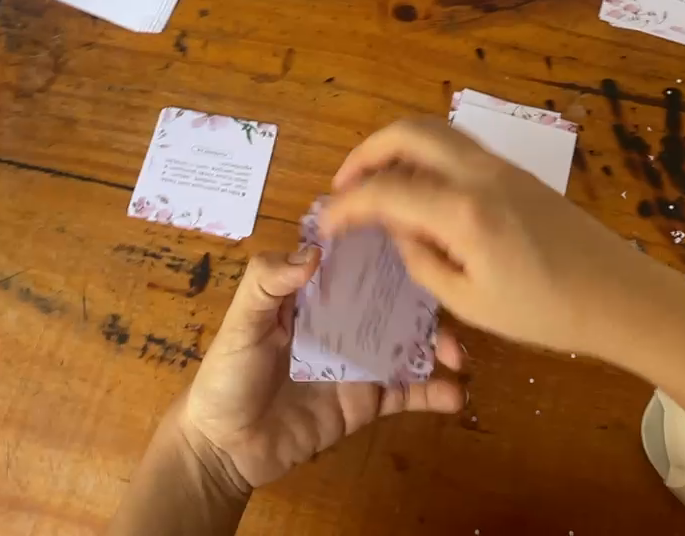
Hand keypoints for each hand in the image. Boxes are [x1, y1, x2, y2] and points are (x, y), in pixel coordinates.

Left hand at [181, 247, 466, 492]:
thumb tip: (315, 252)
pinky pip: (405, 392)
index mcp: (318, 293)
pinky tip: (454, 394)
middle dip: (427, 298)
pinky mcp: (366, 399)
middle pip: (395, 299)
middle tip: (453, 304)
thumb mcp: (241, 321)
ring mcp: (360, 359)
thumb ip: (268, 281)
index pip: (358, 261)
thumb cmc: (228, 374)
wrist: (225, 449)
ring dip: (438, 344)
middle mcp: (345, 319)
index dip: (388, 247)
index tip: (422, 236)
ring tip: (458, 356)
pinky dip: (432, 392)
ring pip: (409, 341)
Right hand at [321, 118, 684, 365]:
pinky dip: (424, 152)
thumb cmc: (547, 313)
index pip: (385, 192)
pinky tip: (418, 187)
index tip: (325, 222)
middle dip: (366, 151)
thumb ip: (423, 260)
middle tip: (345, 184)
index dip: (346, 205)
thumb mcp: (472, 302)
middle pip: (408, 131)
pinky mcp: (514, 169)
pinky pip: (456, 144)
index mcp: (463, 211)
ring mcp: (500, 163)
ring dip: (395, 146)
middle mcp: (478, 172)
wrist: (621, 294)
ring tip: (375, 181)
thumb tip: (398, 229)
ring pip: (434, 128)